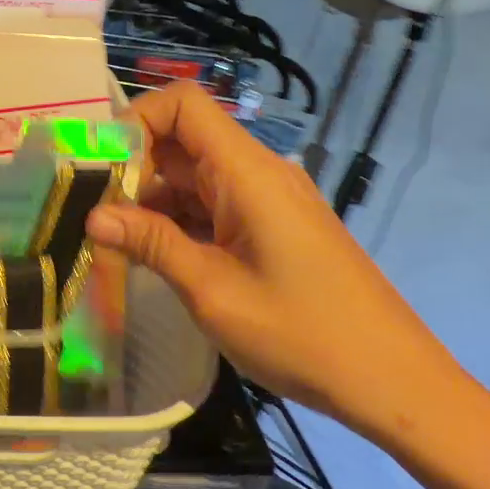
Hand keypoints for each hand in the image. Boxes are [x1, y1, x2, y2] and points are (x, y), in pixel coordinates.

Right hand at [84, 81, 459, 431]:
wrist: (397, 384)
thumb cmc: (304, 335)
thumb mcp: (213, 292)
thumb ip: (150, 244)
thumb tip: (92, 216)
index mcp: (246, 171)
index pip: (182, 104)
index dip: (135, 119)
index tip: (101, 167)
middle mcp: (258, 171)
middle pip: (183, 138)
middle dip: (134, 166)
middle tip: (97, 212)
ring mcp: (269, 199)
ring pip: (195, 173)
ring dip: (154, 198)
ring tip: (117, 240)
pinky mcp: (275, 225)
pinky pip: (216, 202)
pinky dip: (181, 219)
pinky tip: (156, 255)